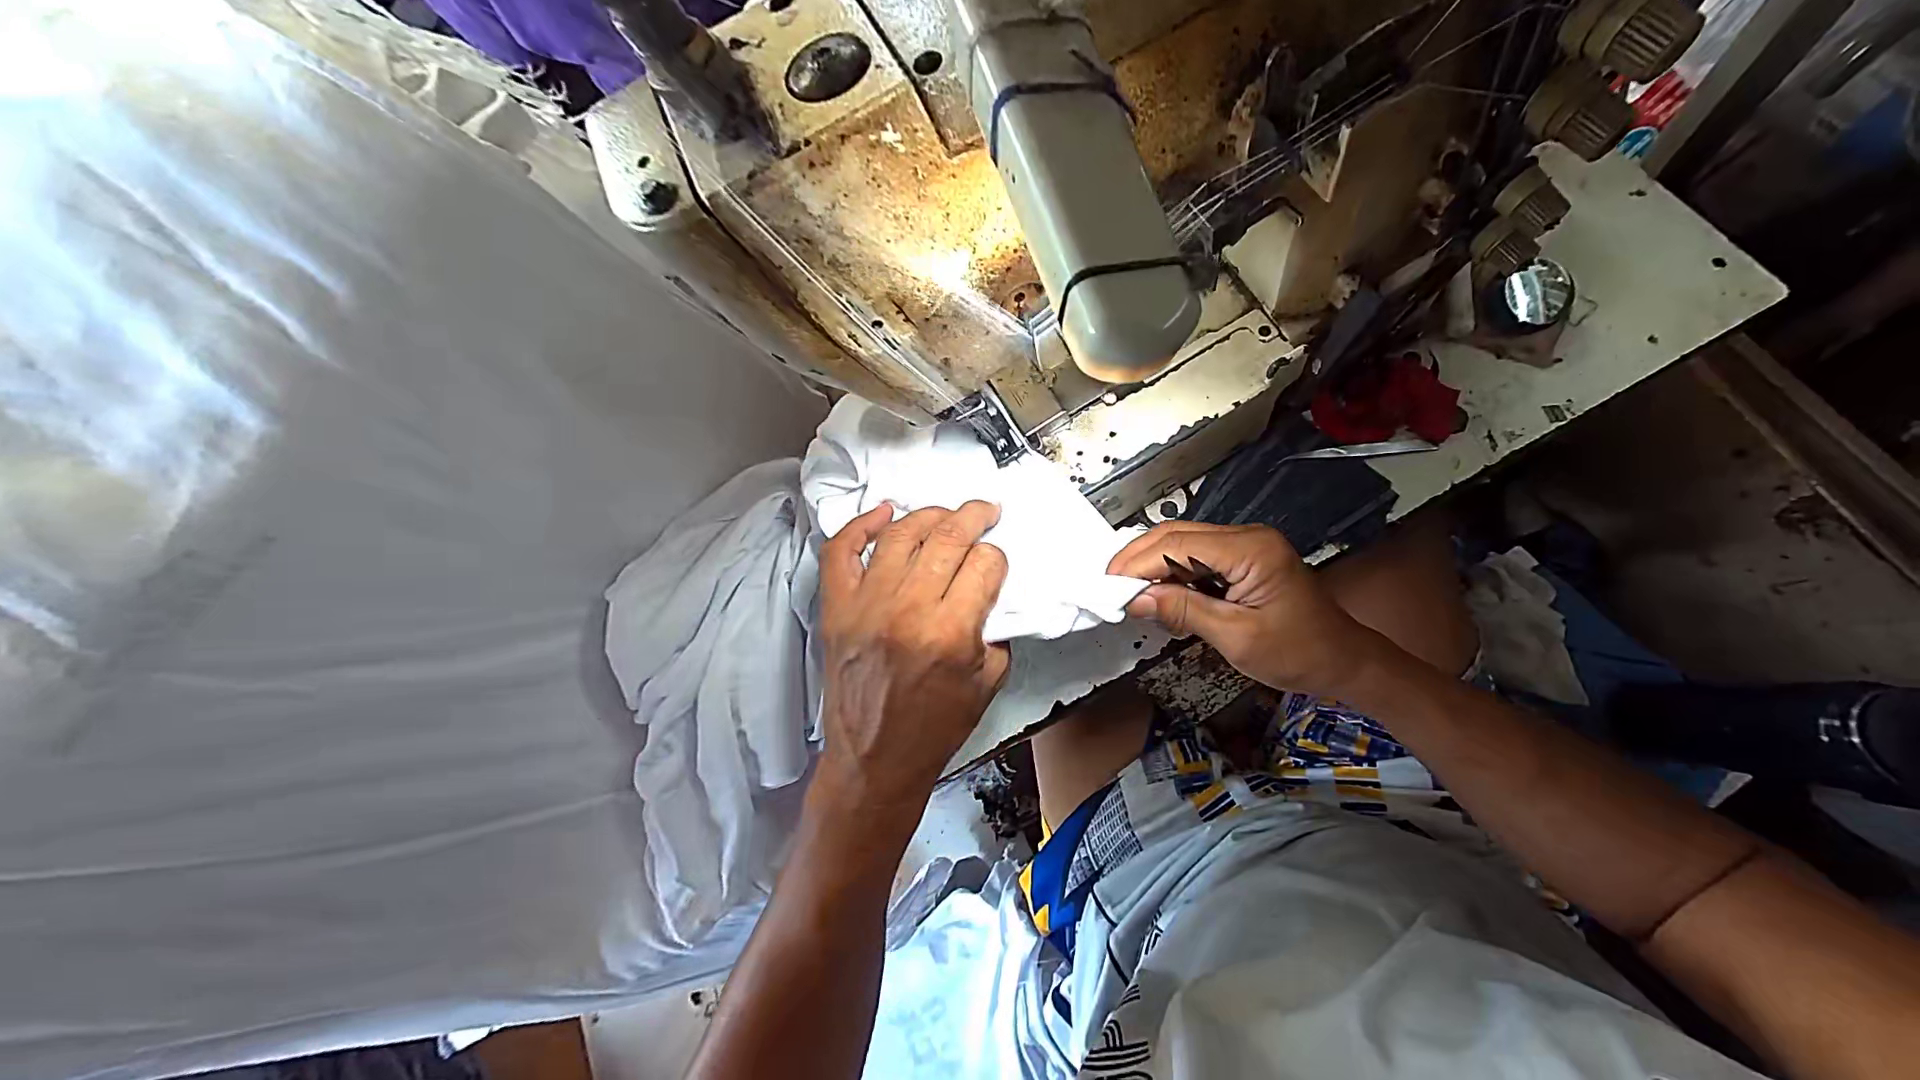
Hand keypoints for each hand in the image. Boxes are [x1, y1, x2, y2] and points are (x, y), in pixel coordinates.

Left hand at [815, 501, 1010, 832]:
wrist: (875, 760)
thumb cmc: (930, 730)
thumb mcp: (987, 685)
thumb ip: (995, 631)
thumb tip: (990, 589)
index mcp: (950, 633)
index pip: (984, 564)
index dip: (996, 557)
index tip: (995, 561)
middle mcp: (907, 611)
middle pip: (947, 538)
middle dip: (974, 517)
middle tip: (984, 512)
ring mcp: (867, 605)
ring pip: (901, 534)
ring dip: (928, 515)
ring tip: (944, 514)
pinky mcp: (837, 608)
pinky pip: (843, 551)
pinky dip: (861, 525)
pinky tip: (883, 514)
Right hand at [1108, 523, 1384, 698]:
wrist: (1343, 660)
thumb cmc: (1299, 653)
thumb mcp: (1236, 637)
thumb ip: (1183, 611)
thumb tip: (1136, 599)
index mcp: (1251, 551)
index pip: (1177, 545)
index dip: (1138, 564)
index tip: (1109, 587)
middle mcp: (1246, 537)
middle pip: (1175, 535)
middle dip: (1138, 559)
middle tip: (1110, 588)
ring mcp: (1244, 545)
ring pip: (1180, 542)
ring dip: (1150, 565)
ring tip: (1127, 592)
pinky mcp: (1241, 558)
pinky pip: (1194, 556)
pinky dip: (1169, 572)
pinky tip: (1156, 592)